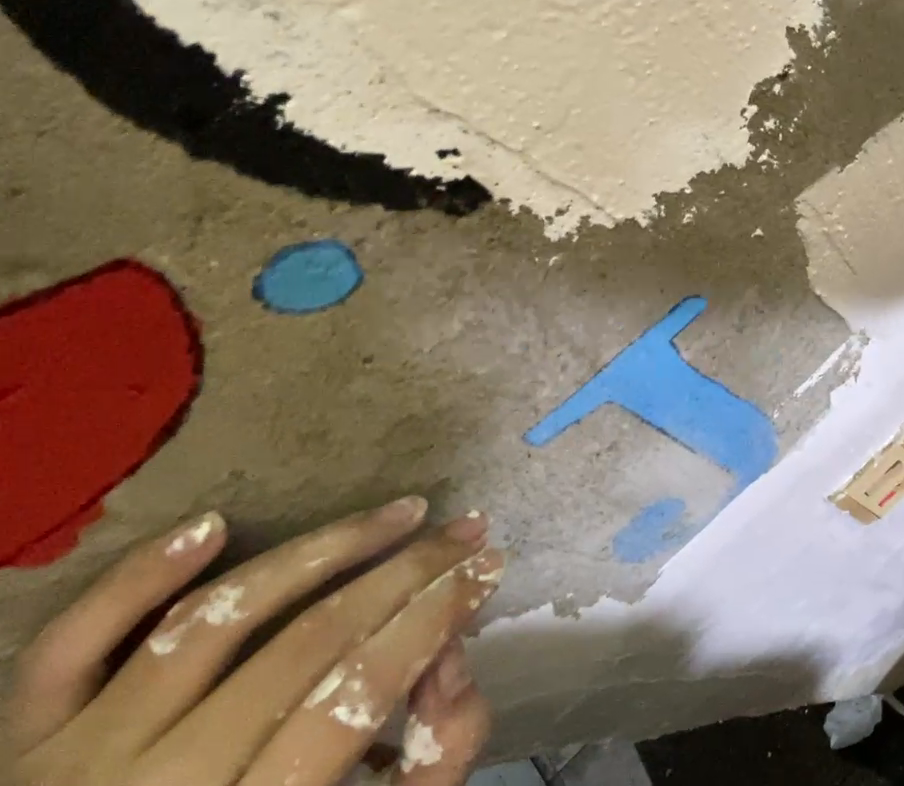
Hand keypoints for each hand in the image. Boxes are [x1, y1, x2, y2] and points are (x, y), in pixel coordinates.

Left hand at [7, 500, 502, 785]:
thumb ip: (436, 761)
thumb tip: (455, 657)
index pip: (358, 690)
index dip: (436, 617)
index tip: (490, 562)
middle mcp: (152, 782)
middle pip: (303, 644)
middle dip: (406, 573)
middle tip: (467, 528)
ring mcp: (75, 756)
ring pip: (212, 618)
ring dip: (320, 549)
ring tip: (399, 511)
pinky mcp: (22, 738)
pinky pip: (71, 643)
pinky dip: (139, 574)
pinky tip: (216, 524)